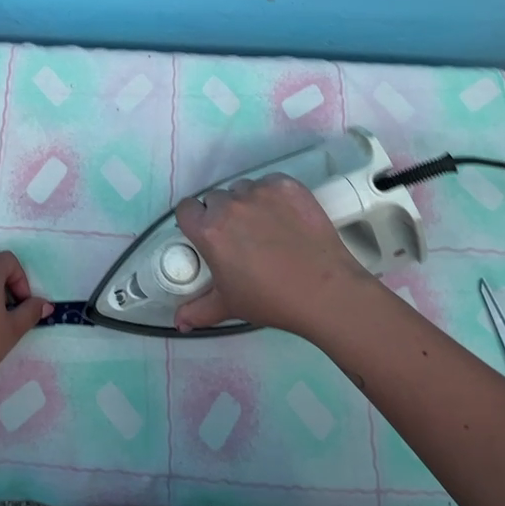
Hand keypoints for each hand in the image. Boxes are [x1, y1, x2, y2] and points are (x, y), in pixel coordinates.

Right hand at [173, 173, 379, 335]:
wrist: (325, 291)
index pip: (186, 209)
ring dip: (248, 203)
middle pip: (216, 199)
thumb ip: (198, 310)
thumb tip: (179, 322)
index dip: (195, 220)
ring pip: (243, 189)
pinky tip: (286, 216)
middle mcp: (230, 205)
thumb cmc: (272, 300)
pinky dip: (274, 196)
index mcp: (209, 231)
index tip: (207, 233)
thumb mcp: (229, 305)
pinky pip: (270, 183)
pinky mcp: (286, 185)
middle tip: (242, 238)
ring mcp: (259, 191)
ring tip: (267, 228)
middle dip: (223, 214)